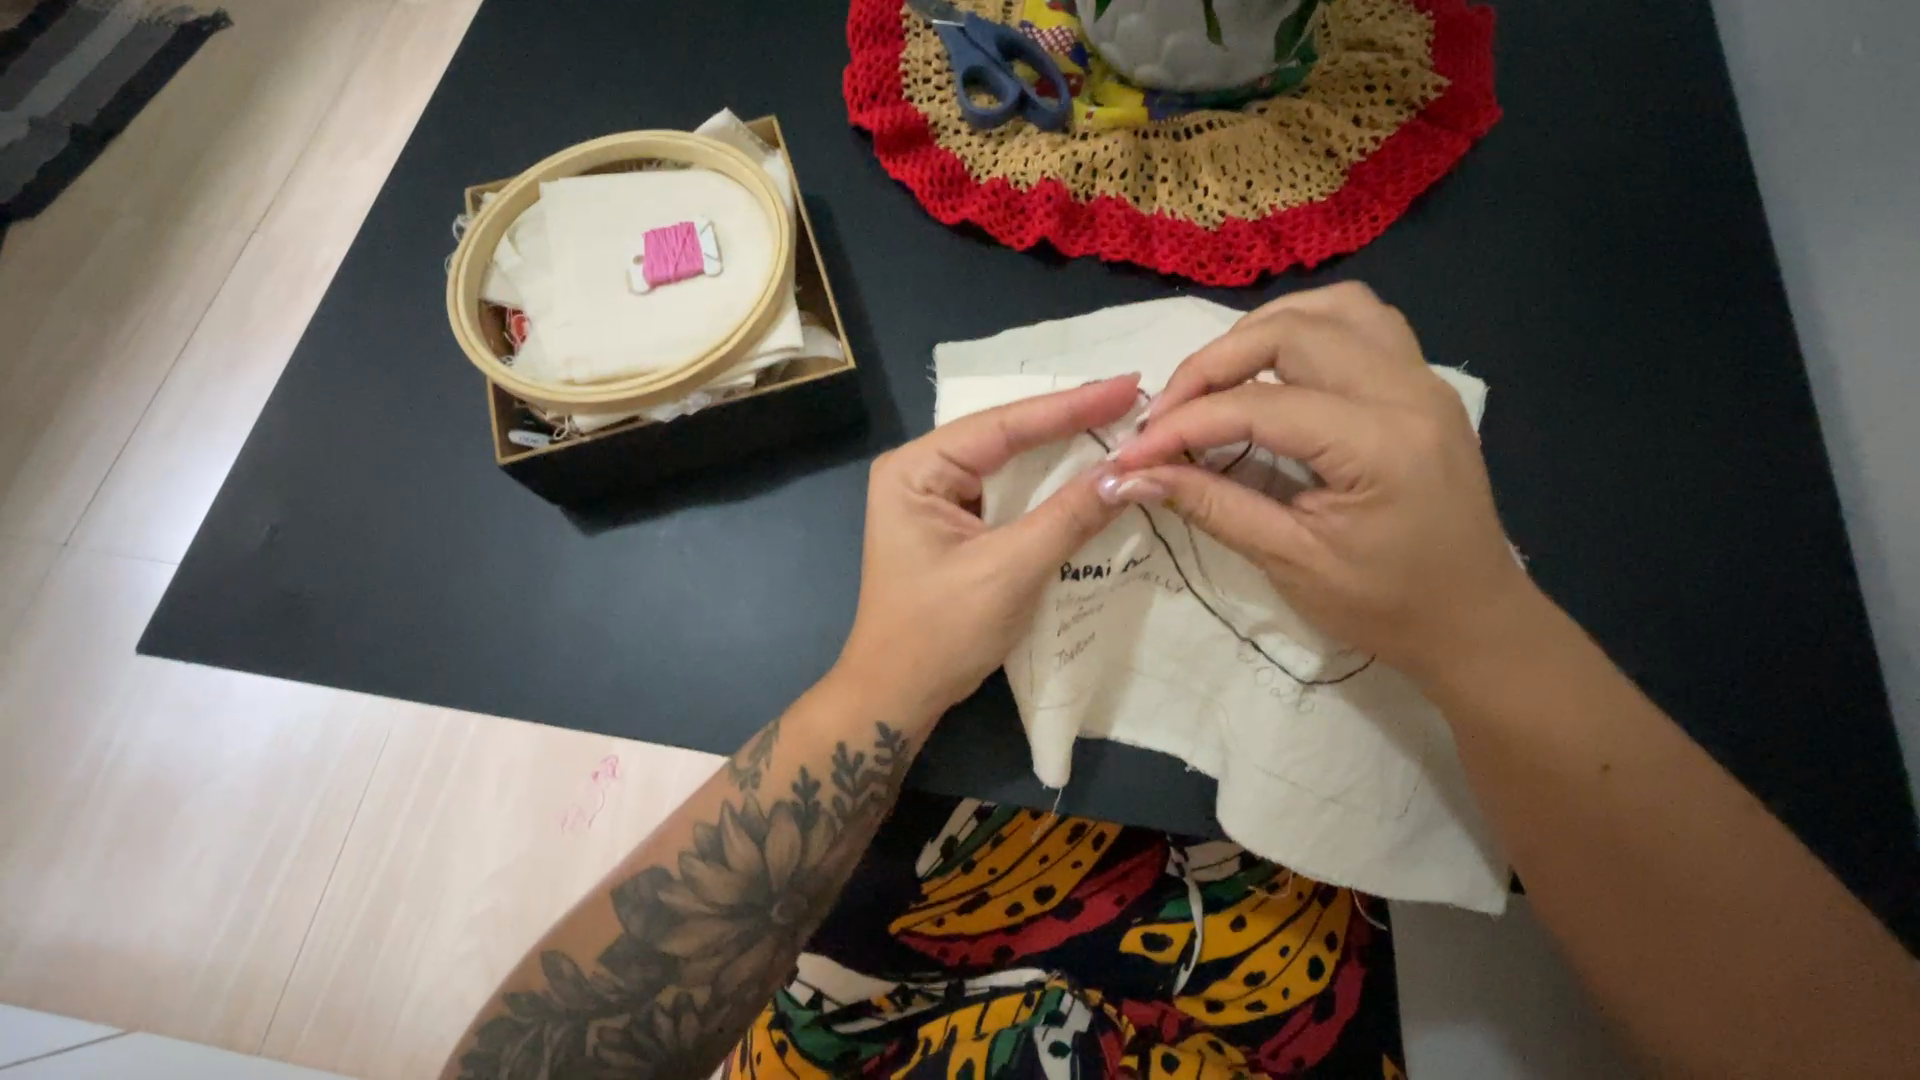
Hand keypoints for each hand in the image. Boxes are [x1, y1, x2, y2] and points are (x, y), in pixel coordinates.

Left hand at [833, 376, 1139, 722]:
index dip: (1070, 406)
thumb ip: (1069, 517)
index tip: (1127, 385)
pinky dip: (1047, 489)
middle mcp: (920, 472)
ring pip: (1009, 464)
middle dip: (1068, 423)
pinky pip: (1007, 494)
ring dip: (1062, 453)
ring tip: (1120, 427)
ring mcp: (935, 499)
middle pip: (1006, 437)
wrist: (898, 693)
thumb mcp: (1010, 571)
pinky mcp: (952, 525)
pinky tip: (1086, 474)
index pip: (1003, 425)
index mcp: (915, 469)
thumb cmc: (940, 633)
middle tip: (1133, 402)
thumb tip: (1129, 473)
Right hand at [1107, 283, 1541, 682]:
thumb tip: (1131, 476)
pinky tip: (1272, 368)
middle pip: (1291, 331)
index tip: (1132, 453)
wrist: (1472, 620)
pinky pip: (1360, 322)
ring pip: (1332, 308)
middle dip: (1211, 365)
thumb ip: (1211, 506)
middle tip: (1166, 414)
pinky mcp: (1422, 384)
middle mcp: (1408, 392)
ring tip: (1214, 380)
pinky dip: (1304, 329)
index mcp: (1380, 445)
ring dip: (1260, 331)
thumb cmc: (1385, 605)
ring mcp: (1423, 380)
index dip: (1184, 424)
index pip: (1259, 405)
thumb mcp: (1290, 562)